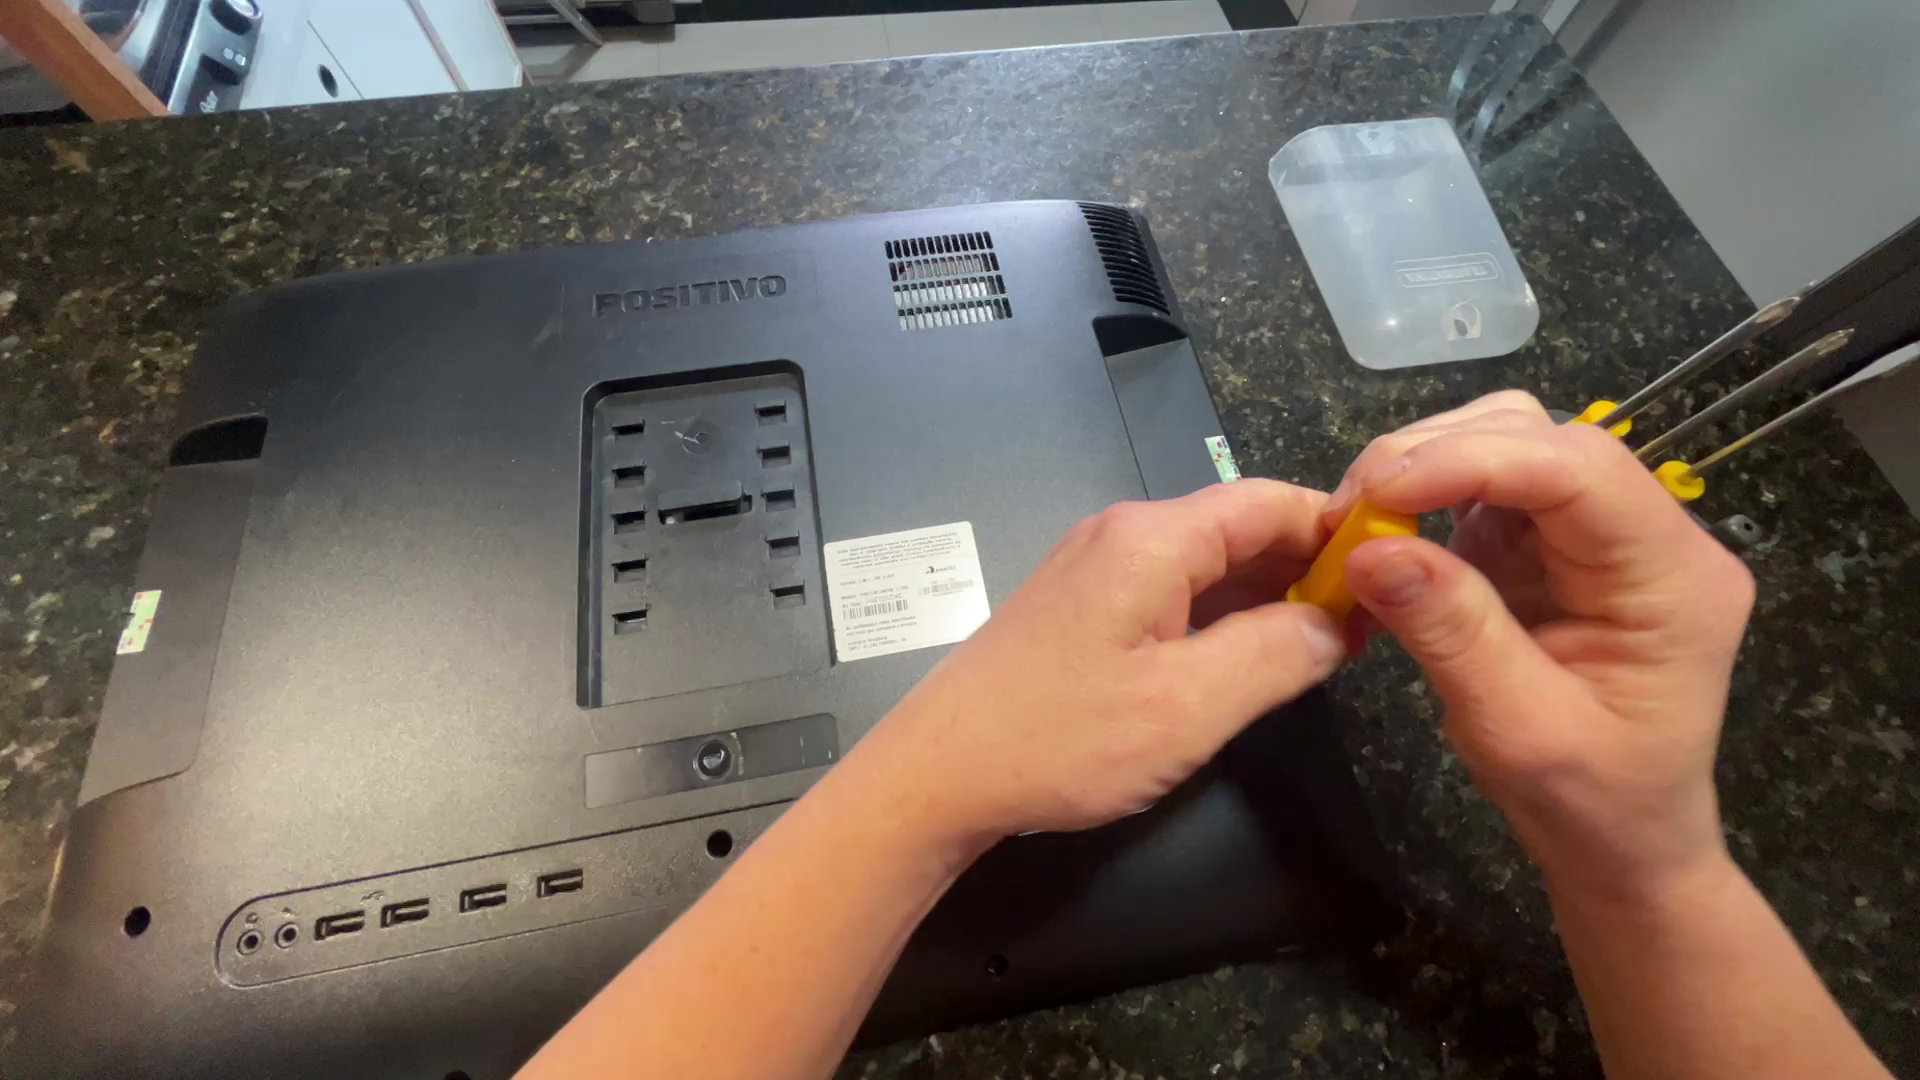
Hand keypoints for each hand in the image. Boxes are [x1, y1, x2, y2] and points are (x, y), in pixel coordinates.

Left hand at [855, 479, 1345, 842]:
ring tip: (1316, 647)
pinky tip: (1240, 656)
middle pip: (1235, 529)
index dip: (1335, 530)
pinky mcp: (1079, 604)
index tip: (1389, 575)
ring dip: (1259, 598)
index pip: (1268, 502)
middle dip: (1302, 570)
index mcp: (1150, 538)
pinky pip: (1165, 592)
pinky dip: (1212, 617)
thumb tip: (1332, 621)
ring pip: (1202, 564)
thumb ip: (1274, 654)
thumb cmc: (1060, 738)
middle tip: (1362, 627)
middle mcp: (1120, 535)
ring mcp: (1094, 567)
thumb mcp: (1187, 706)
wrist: (941, 768)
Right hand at [1325, 392, 1754, 900]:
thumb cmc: (1584, 794)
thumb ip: (1451, 633)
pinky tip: (1379, 522)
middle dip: (1431, 453)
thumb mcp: (1515, 727)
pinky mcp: (1533, 542)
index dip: (1470, 461)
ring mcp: (1580, 532)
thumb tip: (1368, 549)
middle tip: (1348, 508)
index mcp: (1667, 576)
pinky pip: (1472, 483)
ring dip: (1418, 460)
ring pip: (1501, 440)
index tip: (1375, 496)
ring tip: (1356, 511)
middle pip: (1536, 434)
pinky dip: (1415, 488)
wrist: (1612, 832)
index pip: (1576, 469)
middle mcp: (1635, 533)